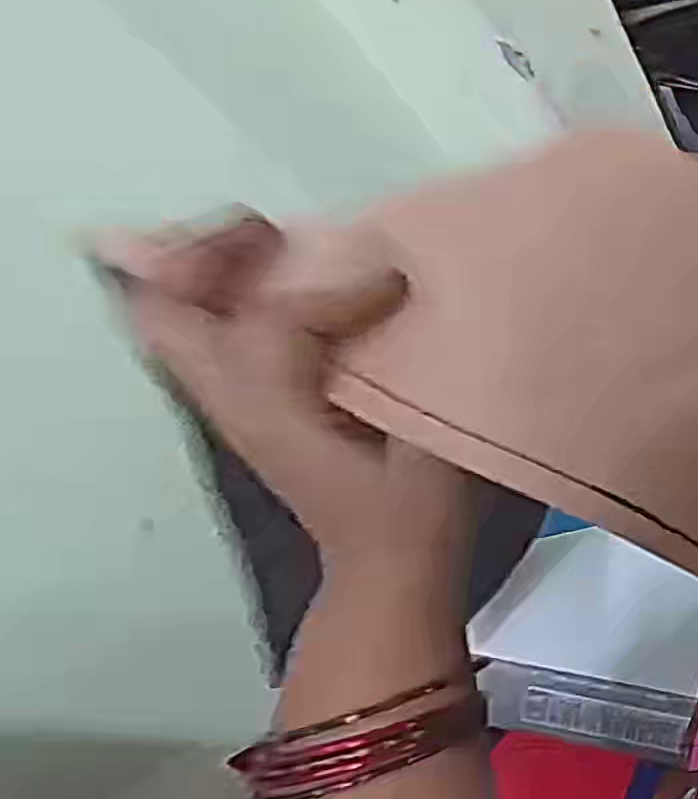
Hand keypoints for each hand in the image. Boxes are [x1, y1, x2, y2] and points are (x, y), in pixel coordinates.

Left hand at [94, 211, 471, 589]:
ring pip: (171, 321)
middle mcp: (235, 403)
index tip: (400, 280)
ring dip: (205, 276)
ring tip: (264, 251)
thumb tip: (420, 318)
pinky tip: (278, 300)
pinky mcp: (256, 416)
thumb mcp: (429, 454)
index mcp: (280, 412)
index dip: (341, 291)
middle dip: (206, 256)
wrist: (389, 568)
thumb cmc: (418, 516)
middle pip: (167, 306)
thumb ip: (419, 388)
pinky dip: (226, 307)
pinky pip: (210, 342)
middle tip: (267, 230)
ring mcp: (235, 410)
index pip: (282, 322)